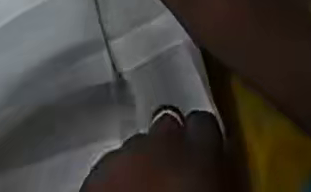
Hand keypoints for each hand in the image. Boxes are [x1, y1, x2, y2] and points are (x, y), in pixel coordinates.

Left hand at [81, 108, 229, 191]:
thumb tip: (215, 184)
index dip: (208, 143)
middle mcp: (157, 146)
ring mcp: (121, 155)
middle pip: (168, 127)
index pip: (205, 125)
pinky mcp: (93, 173)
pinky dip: (122, 177)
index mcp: (196, 159)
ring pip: (139, 145)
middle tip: (182, 181)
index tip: (213, 161)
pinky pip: (114, 164)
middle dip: (174, 149)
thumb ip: (217, 186)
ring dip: (146, 163)